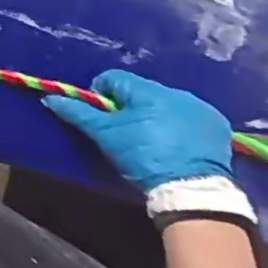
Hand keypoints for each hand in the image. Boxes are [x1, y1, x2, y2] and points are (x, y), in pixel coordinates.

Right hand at [42, 70, 233, 191]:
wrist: (191, 189)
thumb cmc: (142, 157)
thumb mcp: (105, 135)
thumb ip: (78, 113)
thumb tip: (51, 98)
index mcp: (148, 91)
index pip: (112, 78)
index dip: (99, 95)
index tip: (100, 118)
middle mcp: (177, 92)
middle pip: (139, 92)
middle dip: (127, 108)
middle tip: (122, 133)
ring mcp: (201, 107)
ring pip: (165, 103)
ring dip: (153, 115)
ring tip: (149, 141)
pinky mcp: (217, 124)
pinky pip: (189, 117)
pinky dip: (177, 126)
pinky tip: (173, 145)